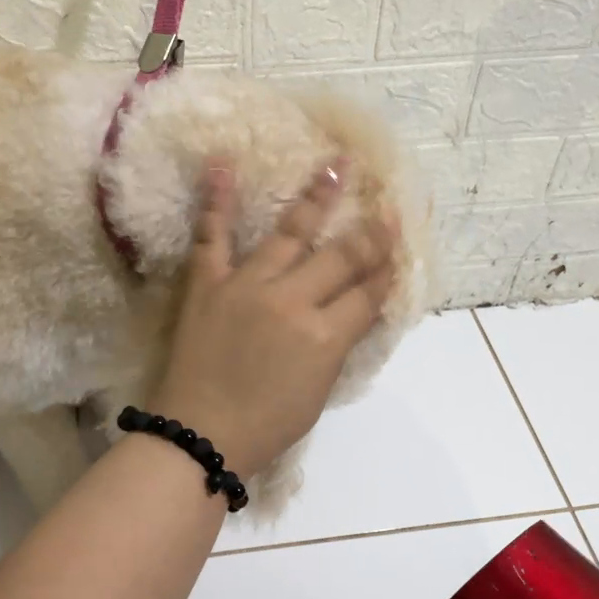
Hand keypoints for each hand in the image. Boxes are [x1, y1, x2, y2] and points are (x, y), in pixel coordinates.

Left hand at [148, 159, 398, 476]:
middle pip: (342, 258)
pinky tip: (223, 163)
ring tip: (336, 166)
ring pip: (289, 233)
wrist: (199, 435)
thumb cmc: (266, 426)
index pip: (368, 294)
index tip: (399, 248)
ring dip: (316, 197)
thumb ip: (337, 346)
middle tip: (387, 210)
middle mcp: (292, 301)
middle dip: (371, 234)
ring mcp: (248, 286)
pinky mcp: (208, 283)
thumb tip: (356, 310)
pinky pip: (213, 235)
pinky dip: (217, 199)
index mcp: (325, 336)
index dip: (387, 271)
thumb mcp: (318, 391)